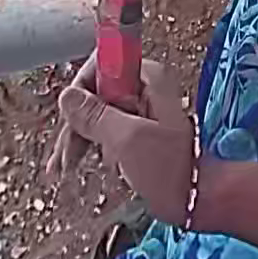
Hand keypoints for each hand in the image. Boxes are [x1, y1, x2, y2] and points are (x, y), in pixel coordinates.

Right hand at [47, 57, 194, 224]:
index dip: (83, 87)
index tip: (70, 118)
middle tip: (63, 157)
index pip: (104, 62)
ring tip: (65, 168)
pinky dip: (91, 143)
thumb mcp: (127, 139)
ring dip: (80, 136)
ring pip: (98, 109)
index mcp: (148, 76)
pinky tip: (81, 164)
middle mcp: (145, 84)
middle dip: (77, 120)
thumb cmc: (166, 166)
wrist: (194, 196)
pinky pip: (107, 125)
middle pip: (97, 89)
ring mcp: (142, 104)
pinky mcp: (138, 125)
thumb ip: (96, 116)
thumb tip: (66, 95)